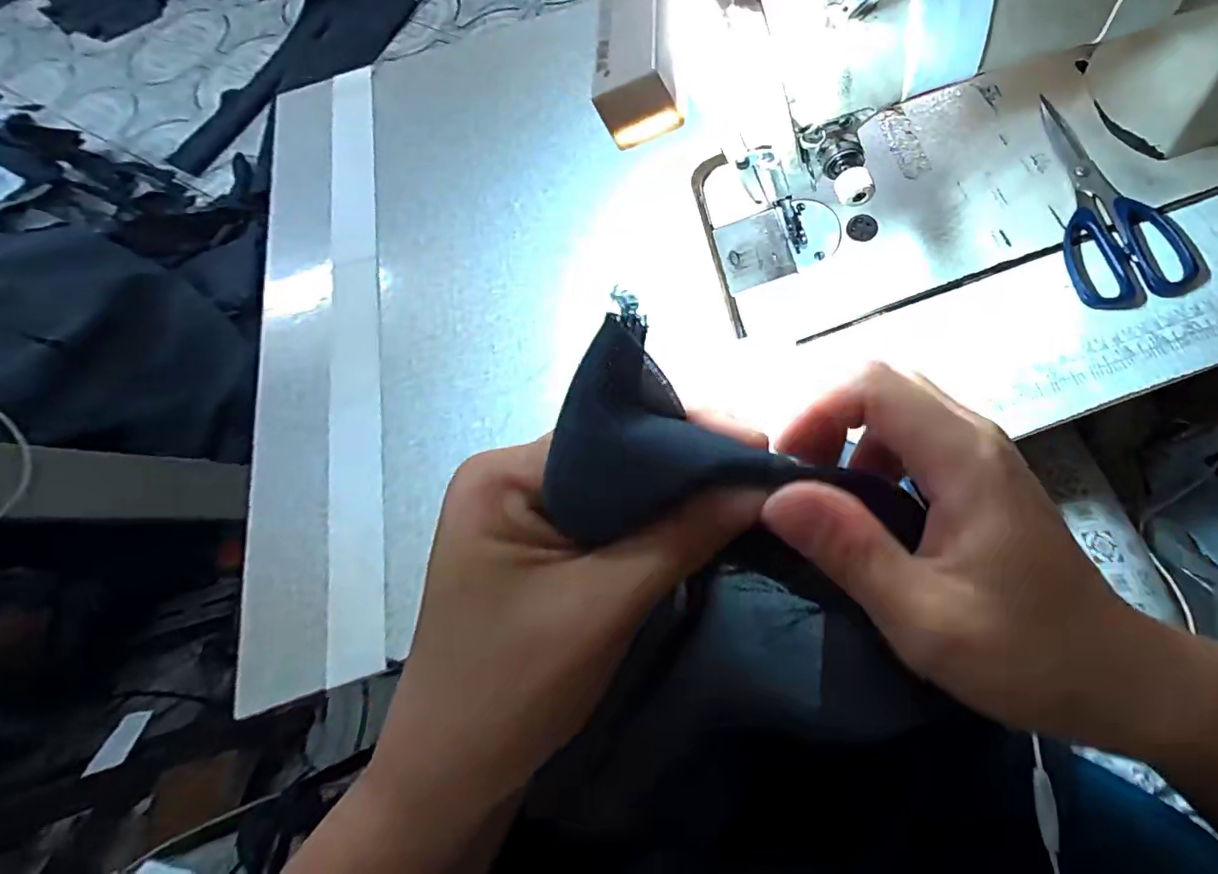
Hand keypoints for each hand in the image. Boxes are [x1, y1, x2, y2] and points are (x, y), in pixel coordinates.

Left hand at [364, 416, 768, 816]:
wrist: (454, 784)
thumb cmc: (512, 689)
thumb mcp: (605, 605)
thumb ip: (684, 535)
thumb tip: (761, 485)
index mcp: (504, 475)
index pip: (612, 433)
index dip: (687, 437)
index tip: (756, 445)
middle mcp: (516, 477)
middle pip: (622, 453)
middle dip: (692, 461)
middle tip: (764, 464)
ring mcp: (533, 510)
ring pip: (627, 484)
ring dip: (684, 491)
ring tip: (749, 485)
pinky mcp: (553, 543)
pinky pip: (621, 515)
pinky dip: (666, 518)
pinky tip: (711, 517)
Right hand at [761, 365, 1161, 749]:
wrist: (1109, 671)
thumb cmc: (1023, 653)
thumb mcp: (923, 617)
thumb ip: (850, 551)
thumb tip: (778, 496)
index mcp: (965, 456)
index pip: (875, 384)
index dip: (817, 410)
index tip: (784, 467)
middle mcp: (976, 434)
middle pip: (887, 383)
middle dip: (828, 417)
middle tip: (797, 478)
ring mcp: (983, 451)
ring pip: (901, 406)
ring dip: (851, 437)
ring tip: (824, 495)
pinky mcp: (982, 473)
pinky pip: (918, 436)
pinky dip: (877, 456)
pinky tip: (868, 509)